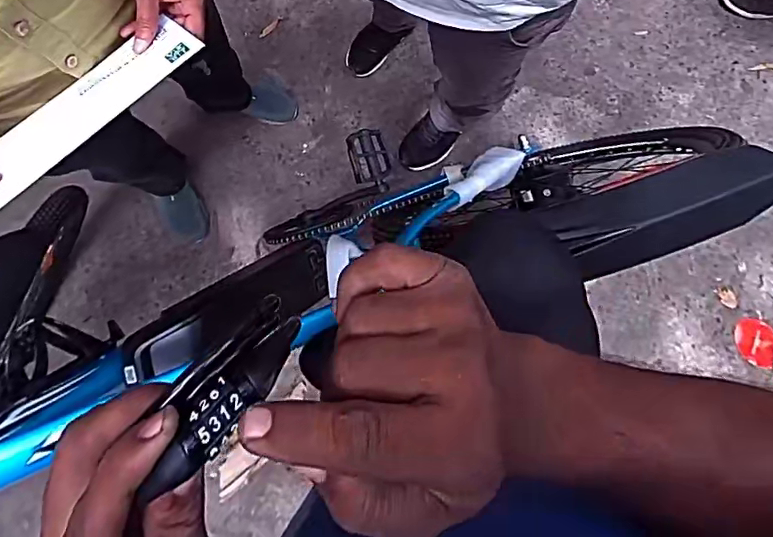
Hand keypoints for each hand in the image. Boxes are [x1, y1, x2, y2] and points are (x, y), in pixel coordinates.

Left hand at [41, 386, 208, 536]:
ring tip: (156, 414)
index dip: (136, 444)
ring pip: (71, 455)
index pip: (98, 488)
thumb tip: (181, 454)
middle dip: (120, 414)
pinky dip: (109, 444)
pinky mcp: (63, 525)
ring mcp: (52, 534)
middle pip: (73, 455)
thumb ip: (177, 519)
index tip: (170, 417)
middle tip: (164, 400)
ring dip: (115, 423)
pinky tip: (138, 440)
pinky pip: (77, 470)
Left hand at [122, 0, 207, 48]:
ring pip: (168, 20)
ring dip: (152, 28)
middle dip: (161, 40)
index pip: (194, 34)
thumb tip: (145, 43)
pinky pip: (162, 9)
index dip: (180, 49)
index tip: (165, 59)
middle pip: (180, 28)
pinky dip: (149, 17)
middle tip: (147, 51)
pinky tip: (135, 24)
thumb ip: (146, 22)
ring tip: (136, 38)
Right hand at [240, 245, 505, 536]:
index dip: (301, 431)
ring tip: (378, 358)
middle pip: (344, 366)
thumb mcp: (422, 503)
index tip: (253, 426)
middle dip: (335, 384)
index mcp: (454, 441)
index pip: (362, 435)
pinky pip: (364, 269)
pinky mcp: (442, 274)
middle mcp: (457, 371)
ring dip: (347, 340)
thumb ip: (358, 500)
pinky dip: (354, 290)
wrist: (518, 395)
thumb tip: (306, 460)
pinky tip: (377, 316)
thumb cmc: (463, 448)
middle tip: (362, 394)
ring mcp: (450, 314)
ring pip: (350, 320)